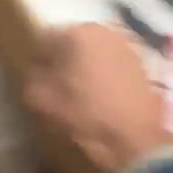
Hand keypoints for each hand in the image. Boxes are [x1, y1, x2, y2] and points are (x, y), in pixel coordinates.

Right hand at [25, 23, 172, 172]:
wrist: (135, 141)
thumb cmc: (84, 114)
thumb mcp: (41, 99)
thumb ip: (31, 77)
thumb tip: (35, 71)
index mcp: (77, 33)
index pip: (43, 39)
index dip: (35, 60)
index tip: (33, 80)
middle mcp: (103, 32)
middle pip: (70, 43)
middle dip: (60, 61)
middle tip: (54, 86)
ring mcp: (126, 47)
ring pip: (92, 54)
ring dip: (82, 68)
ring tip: (77, 94)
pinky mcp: (142, 66)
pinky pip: (111, 65)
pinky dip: (102, 76)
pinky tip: (98, 98)